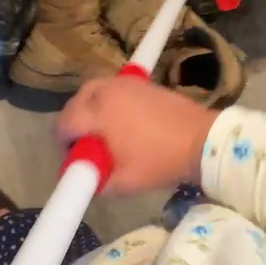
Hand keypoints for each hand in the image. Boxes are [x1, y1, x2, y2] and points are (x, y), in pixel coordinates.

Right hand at [56, 77, 218, 195]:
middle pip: (75, 102)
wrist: (202, 140)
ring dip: (89, 109)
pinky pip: (112, 87)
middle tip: (86, 146)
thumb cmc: (161, 161)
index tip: (74, 159)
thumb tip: (83, 178)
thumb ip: (95, 181)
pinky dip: (107, 101)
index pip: (65, 123)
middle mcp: (107, 91)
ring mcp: (125, 83)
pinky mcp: (141, 82)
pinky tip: (119, 120)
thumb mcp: (124, 182)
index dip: (63, 144)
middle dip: (74, 123)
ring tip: (100, 132)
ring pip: (92, 90)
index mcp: (99, 113)